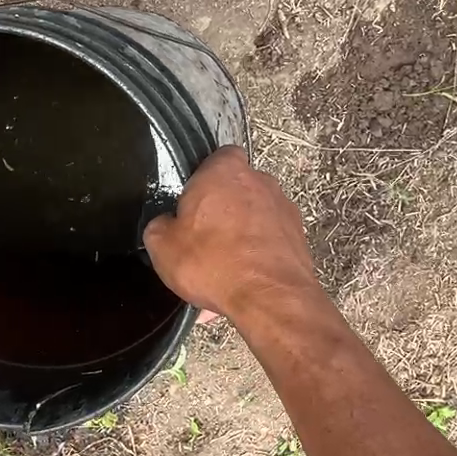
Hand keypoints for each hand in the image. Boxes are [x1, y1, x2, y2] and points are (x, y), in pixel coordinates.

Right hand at [143, 147, 326, 325]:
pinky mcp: (298, 238)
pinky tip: (236, 283)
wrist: (270, 299)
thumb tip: (165, 225)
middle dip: (218, 211)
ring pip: (251, 218)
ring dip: (236, 236)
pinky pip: (266, 243)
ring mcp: (283, 210)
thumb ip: (158, 226)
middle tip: (198, 238)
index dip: (200, 178)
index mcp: (224, 171)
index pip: (216, 156)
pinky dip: (253, 257)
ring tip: (217, 270)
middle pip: (234, 189)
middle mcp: (259, 182)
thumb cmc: (216, 263)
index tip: (188, 201)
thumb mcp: (161, 245)